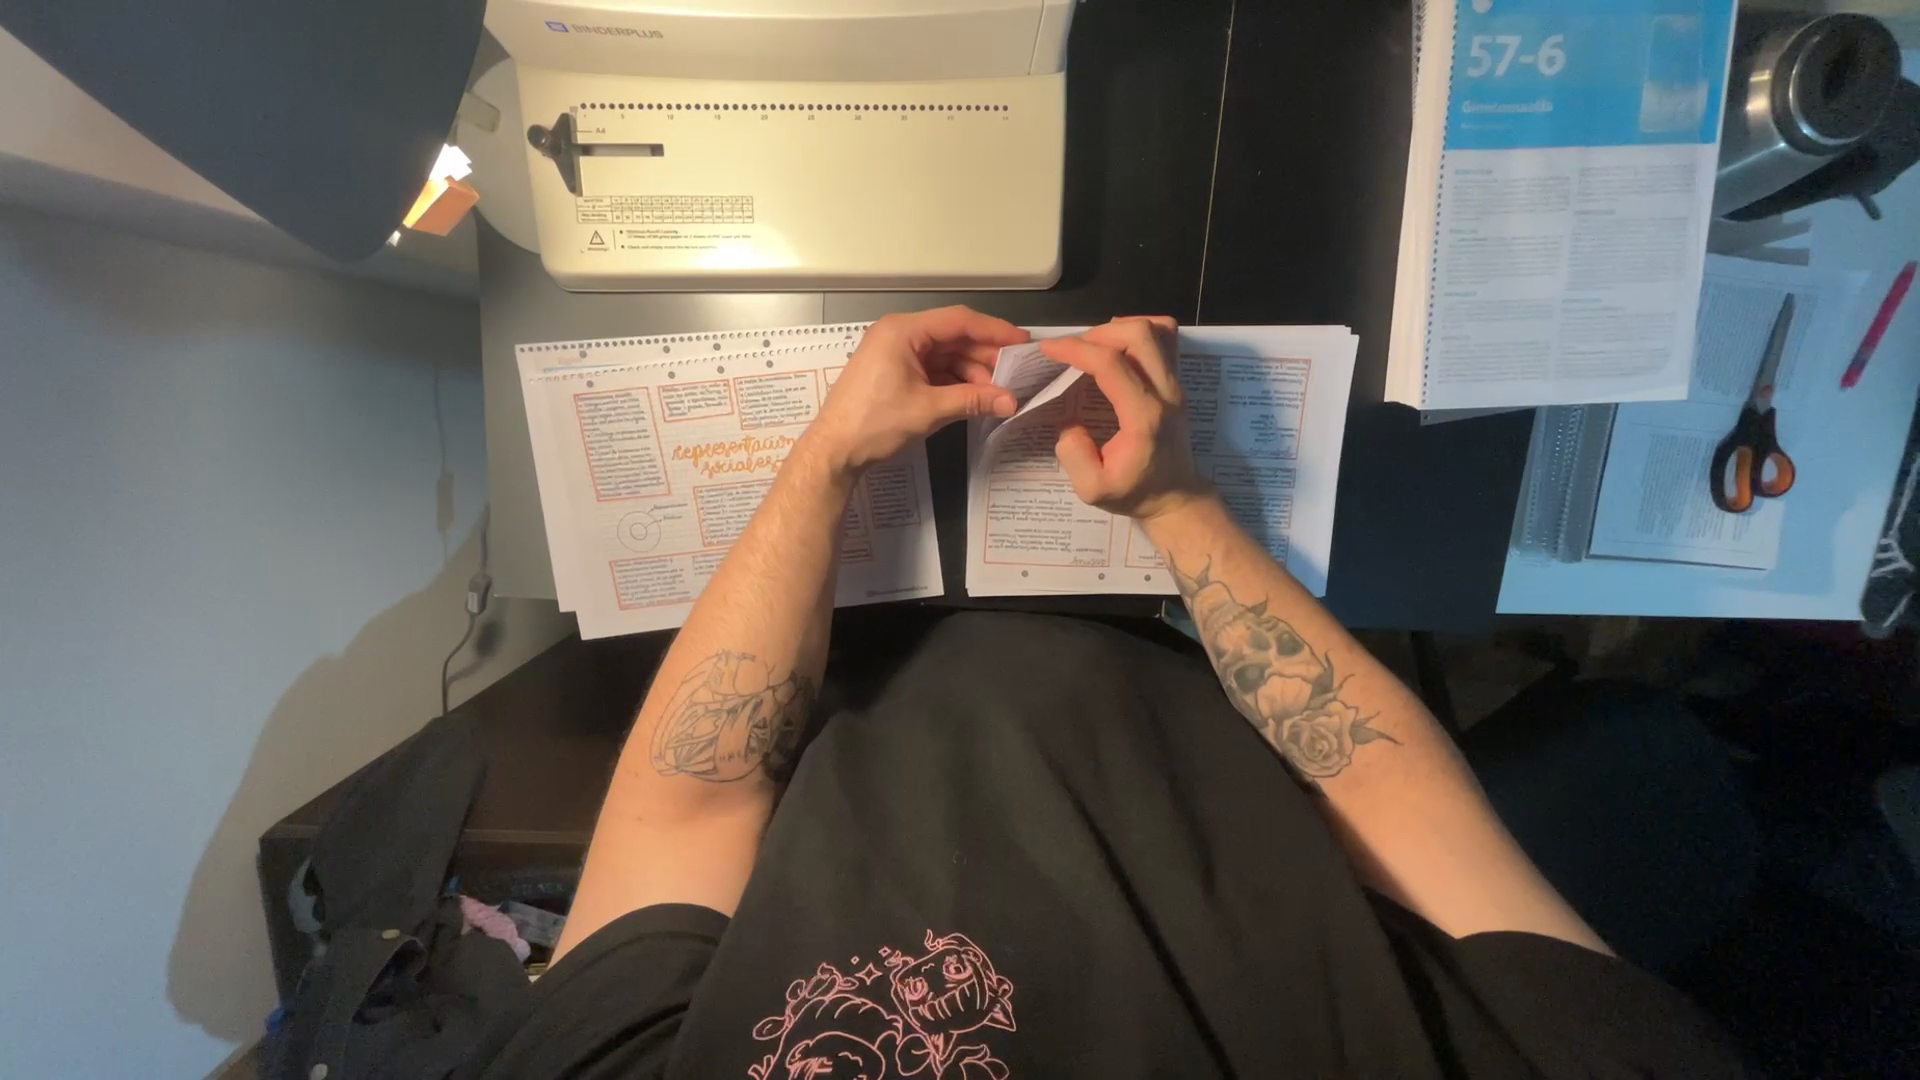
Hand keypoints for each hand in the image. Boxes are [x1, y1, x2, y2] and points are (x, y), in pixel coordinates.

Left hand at [806, 306, 1027, 471]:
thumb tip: (1010, 401)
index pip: (959, 321)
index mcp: (903, 331)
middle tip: (1015, 375)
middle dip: (985, 357)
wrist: (834, 450)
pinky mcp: (895, 373)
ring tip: (997, 393)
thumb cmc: (873, 423)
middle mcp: (899, 335)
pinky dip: (954, 382)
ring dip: (971, 373)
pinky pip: (933, 370)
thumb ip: (972, 401)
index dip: (994, 331)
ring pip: (945, 356)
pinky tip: (974, 397)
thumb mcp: (928, 410)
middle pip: (953, 338)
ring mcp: (896, 354)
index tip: (1021, 343)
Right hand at [1043, 316, 1209, 522]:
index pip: (1111, 364)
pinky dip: (1139, 331)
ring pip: (1156, 329)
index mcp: (1143, 417)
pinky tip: (1118, 347)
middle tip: (1074, 350)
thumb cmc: (1134, 493)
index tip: (1049, 349)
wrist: (1175, 497)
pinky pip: (1166, 338)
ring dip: (1119, 328)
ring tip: (1094, 346)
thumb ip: (1073, 455)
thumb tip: (1068, 422)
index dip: (1077, 349)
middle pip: (1138, 334)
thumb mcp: (1092, 489)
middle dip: (1097, 333)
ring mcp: (1175, 384)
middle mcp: (1165, 392)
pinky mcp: (1177, 381)